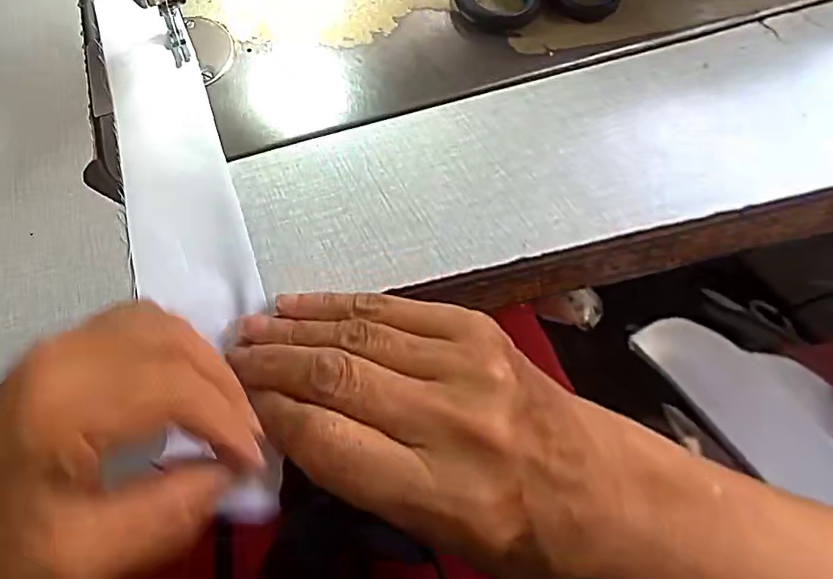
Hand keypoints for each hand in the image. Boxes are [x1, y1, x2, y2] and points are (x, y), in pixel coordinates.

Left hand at [0, 302, 264, 578]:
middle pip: (166, 338)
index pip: (170, 383)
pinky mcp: (53, 352)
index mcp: (64, 400)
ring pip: (151, 320)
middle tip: (247, 434)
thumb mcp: (81, 557)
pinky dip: (169, 346)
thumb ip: (165, 512)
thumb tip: (229, 475)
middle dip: (220, 382)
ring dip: (197, 357)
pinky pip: (128, 324)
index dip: (225, 416)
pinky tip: (182, 383)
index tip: (254, 458)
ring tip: (224, 409)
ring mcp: (55, 344)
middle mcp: (62, 352)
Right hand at [230, 293, 621, 576]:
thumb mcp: (437, 529)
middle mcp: (454, 422)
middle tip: (233, 357)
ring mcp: (465, 364)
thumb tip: (287, 421)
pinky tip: (301, 305)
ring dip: (294, 328)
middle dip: (271, 364)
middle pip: (334, 378)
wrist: (599, 487)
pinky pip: (387, 308)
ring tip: (254, 328)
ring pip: (354, 335)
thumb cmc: (519, 528)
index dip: (272, 415)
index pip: (329, 441)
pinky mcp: (471, 327)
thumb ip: (360, 474)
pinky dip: (335, 304)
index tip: (240, 401)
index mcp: (446, 493)